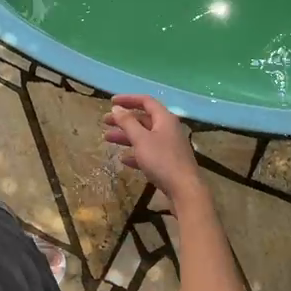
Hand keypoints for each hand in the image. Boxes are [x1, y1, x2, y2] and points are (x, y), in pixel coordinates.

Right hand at [103, 95, 204, 209]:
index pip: (145, 101)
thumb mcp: (141, 139)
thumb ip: (128, 122)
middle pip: (143, 119)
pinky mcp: (168, 162)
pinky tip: (123, 159)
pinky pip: (149, 152)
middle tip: (105, 121)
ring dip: (126, 136)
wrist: (185, 190)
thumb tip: (116, 107)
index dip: (128, 99)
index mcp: (164, 119)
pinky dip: (135, 153)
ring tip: (107, 139)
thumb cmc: (162, 160)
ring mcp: (169, 146)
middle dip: (123, 120)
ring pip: (144, 136)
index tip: (111, 102)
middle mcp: (168, 129)